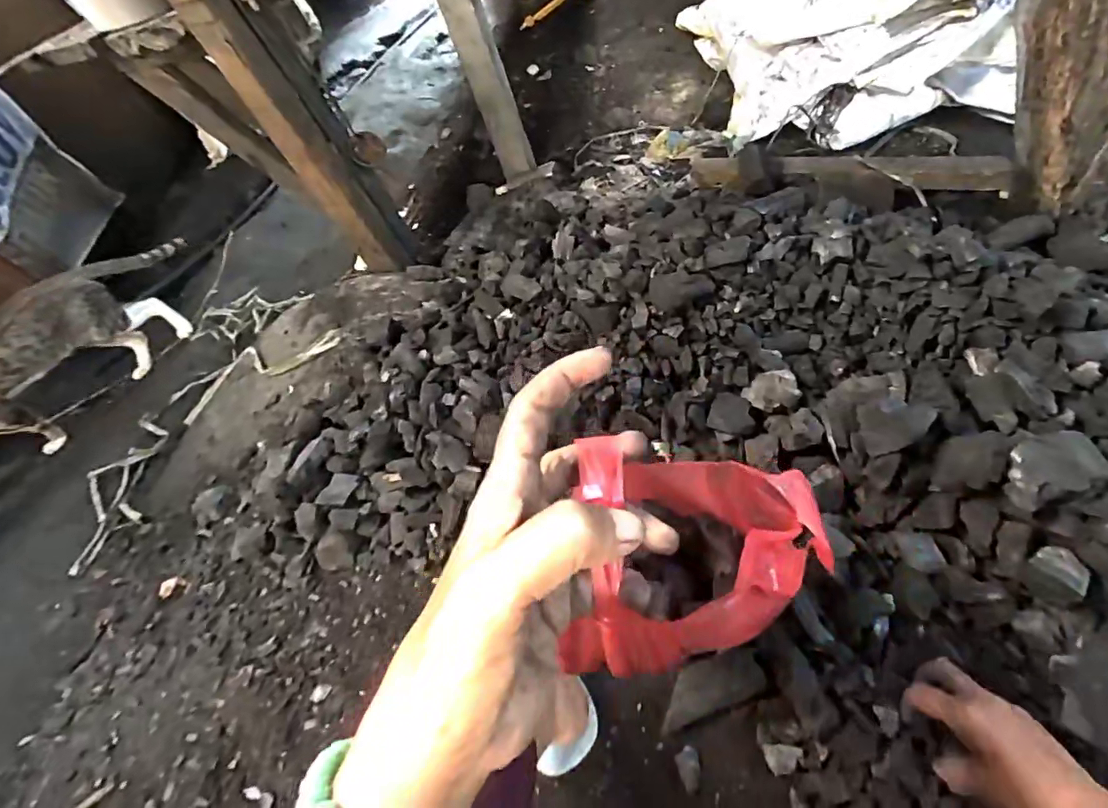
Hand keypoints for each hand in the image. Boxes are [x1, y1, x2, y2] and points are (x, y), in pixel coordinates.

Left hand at [333, 348, 676, 806]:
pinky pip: (606, 578)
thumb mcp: (497, 590)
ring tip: (669, 537)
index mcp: (502, 506)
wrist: (438, 748)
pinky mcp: (558, 614)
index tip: (603, 359)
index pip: (528, 421)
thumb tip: (630, 520)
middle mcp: (523, 528)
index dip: (561, 381)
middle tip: (653, 459)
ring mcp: (542, 571)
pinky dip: (635, 578)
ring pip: (596, 523)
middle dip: (611, 456)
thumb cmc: (453, 663)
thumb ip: (560, 543)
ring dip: (634, 521)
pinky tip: (655, 593)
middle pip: (570, 468)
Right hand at [903, 659, 1107, 807]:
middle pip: (944, 669)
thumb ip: (956, 770)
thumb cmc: (1022, 793)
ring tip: (951, 722)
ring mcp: (1006, 706)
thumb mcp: (982, 786)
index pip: (923, 693)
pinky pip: (990, 703)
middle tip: (918, 694)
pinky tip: (982, 736)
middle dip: (926, 675)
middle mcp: (982, 700)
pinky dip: (977, 709)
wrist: (1082, 806)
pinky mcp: (1025, 718)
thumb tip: (941, 763)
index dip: (907, 699)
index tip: (903, 713)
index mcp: (966, 712)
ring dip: (955, 695)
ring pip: (969, 686)